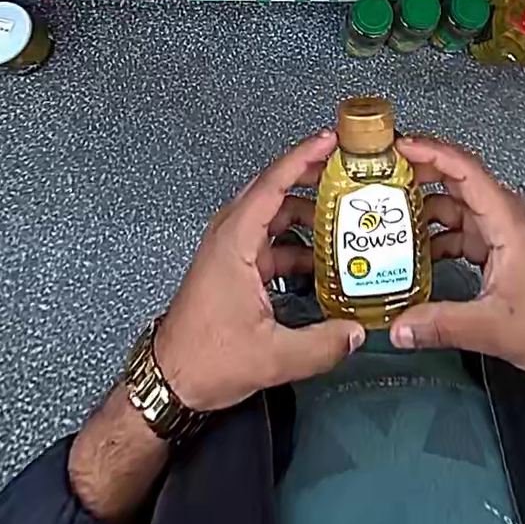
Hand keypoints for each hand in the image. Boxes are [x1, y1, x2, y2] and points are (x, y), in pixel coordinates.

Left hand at [154, 131, 364, 411]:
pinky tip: (322, 258)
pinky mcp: (236, 263)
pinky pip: (272, 236)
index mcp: (235, 241)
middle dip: (311, 172)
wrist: (167, 383)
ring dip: (307, 209)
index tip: (331, 140)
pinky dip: (298, 238)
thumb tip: (357, 332)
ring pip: (275, 212)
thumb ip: (320, 345)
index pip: (272, 183)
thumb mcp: (270, 356)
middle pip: (274, 187)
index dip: (303, 157)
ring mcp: (232, 247)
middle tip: (346, 168)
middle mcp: (231, 235)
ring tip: (342, 216)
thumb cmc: (205, 360)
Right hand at [390, 135, 524, 387]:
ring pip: (458, 208)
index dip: (432, 152)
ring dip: (427, 210)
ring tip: (393, 217)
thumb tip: (399, 326)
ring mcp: (503, 234)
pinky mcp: (501, 251)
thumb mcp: (493, 327)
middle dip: (421, 173)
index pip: (466, 169)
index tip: (402, 147)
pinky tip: (418, 254)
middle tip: (386, 176)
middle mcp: (505, 219)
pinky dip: (439, 236)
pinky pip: (463, 232)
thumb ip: (440, 325)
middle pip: (458, 181)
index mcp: (506, 221)